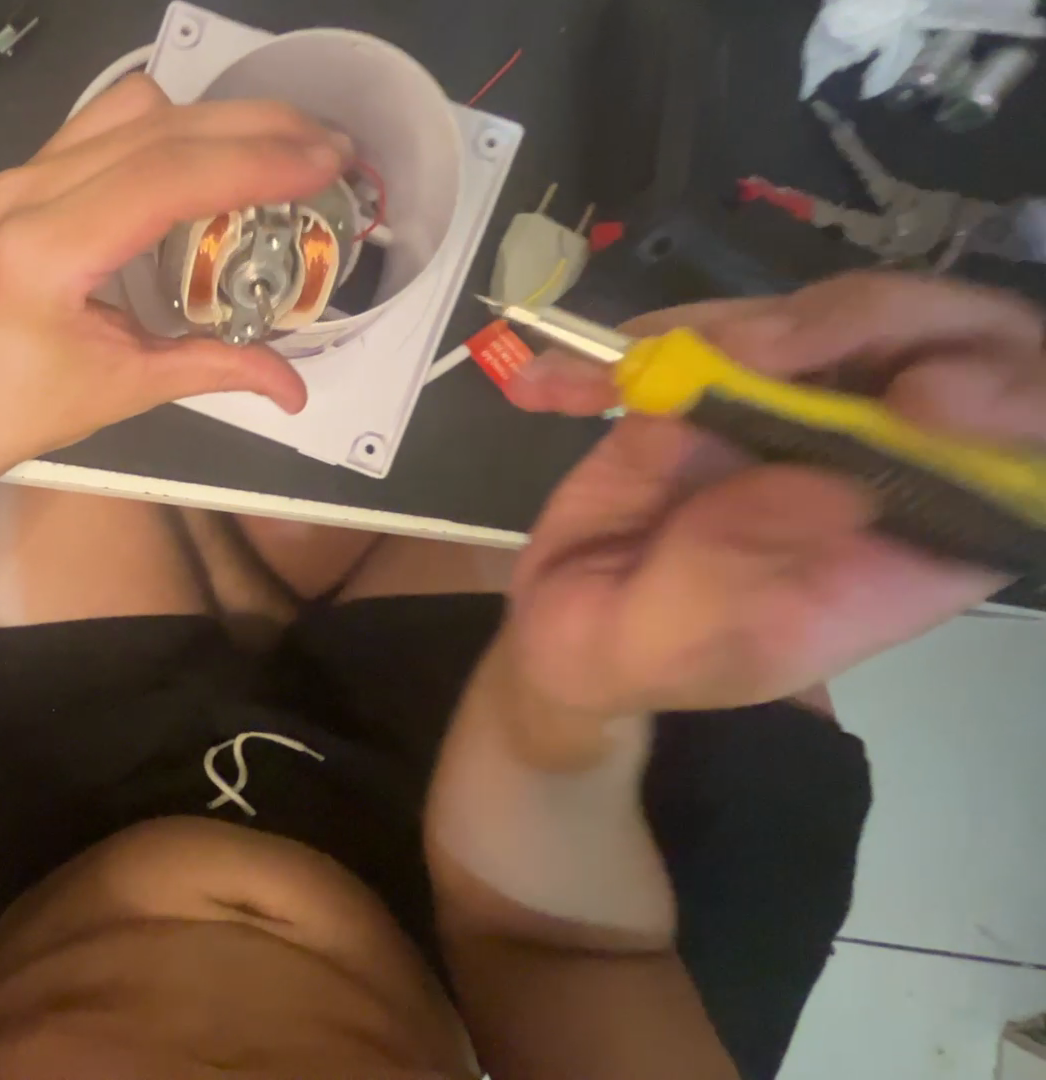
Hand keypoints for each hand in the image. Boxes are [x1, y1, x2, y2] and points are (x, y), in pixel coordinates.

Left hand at [0, 75, 351, 473]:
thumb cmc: (30, 407)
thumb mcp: (128, 390)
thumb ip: (215, 370)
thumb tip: (295, 389)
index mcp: (46, 252)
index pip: (163, 177)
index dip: (253, 161)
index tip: (324, 163)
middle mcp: (26, 193)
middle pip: (155, 126)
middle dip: (253, 128)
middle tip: (326, 149)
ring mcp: (20, 177)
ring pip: (131, 109)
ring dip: (212, 120)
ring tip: (277, 152)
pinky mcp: (24, 177)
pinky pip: (104, 124)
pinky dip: (168, 130)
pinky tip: (208, 161)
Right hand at [498, 273, 1045, 757]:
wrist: (563, 631)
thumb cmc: (629, 659)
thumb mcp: (672, 646)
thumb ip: (729, 579)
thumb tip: (819, 484)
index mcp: (912, 542)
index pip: (1025, 448)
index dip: (1010, 400)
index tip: (920, 401)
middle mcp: (869, 463)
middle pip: (931, 344)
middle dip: (846, 325)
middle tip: (741, 348)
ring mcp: (783, 420)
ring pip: (803, 323)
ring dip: (704, 328)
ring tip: (602, 370)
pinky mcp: (701, 398)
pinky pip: (677, 344)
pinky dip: (604, 353)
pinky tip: (546, 385)